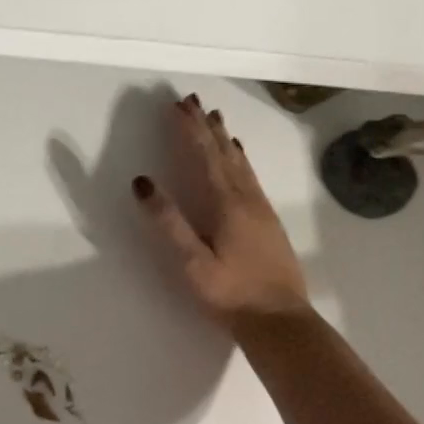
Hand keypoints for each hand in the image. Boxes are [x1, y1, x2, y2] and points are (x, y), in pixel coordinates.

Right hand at [131, 94, 308, 329]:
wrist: (282, 323)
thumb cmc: (231, 294)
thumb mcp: (191, 262)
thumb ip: (168, 221)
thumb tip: (142, 181)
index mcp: (226, 204)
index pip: (204, 155)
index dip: (189, 129)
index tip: (177, 104)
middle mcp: (246, 199)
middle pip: (223, 153)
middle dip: (206, 126)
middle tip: (194, 100)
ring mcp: (261, 210)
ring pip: (239, 163)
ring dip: (224, 139)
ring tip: (216, 118)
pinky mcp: (268, 223)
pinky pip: (249, 177)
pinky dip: (239, 159)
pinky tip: (239, 159)